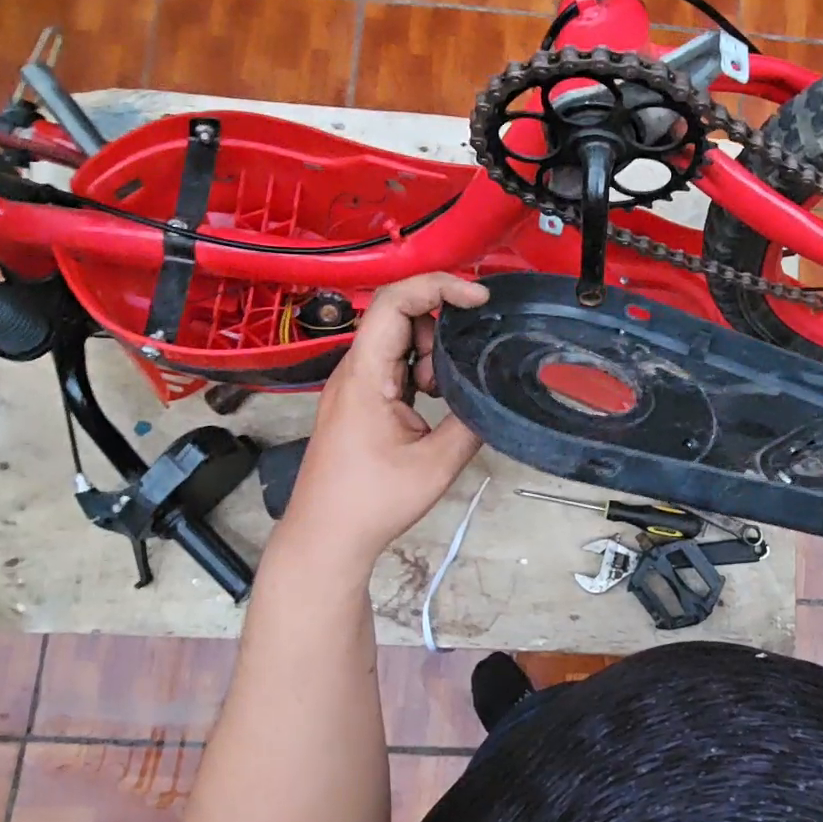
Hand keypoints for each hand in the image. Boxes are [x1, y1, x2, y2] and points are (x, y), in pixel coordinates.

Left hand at [276, 273, 490, 563]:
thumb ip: (472, 422)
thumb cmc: (371, 501)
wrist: (326, 536)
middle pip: (399, 314)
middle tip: (467, 359)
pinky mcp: (360, 401)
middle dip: (442, 326)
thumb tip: (496, 395)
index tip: (479, 298)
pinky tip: (435, 401)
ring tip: (446, 393)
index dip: (440, 286)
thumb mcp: (436, 464)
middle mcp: (355, 370)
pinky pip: (394, 365)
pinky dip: (420, 372)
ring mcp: (355, 384)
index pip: (396, 300)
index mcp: (366, 374)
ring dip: (431, 353)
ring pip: (399, 340)